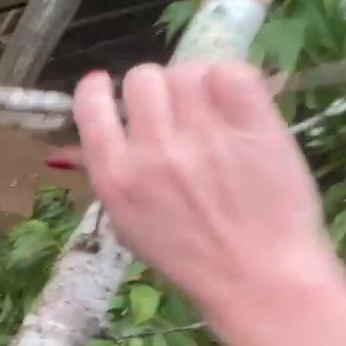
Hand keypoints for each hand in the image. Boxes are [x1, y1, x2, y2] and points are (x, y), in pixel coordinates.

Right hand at [73, 62, 345, 345]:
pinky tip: (231, 98)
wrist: (254, 274)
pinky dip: (228, 78)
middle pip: (142, 79)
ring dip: (190, 81)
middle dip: (149, 86)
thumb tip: (106, 133)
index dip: (96, 89)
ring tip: (202, 104)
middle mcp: (153, 151)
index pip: (91, 108)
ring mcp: (205, 137)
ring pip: (186, 71)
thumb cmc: (184, 256)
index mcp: (115, 178)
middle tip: (165, 104)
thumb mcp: (127, 222)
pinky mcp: (254, 127)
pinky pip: (233, 73)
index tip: (103, 85)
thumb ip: (115, 174)